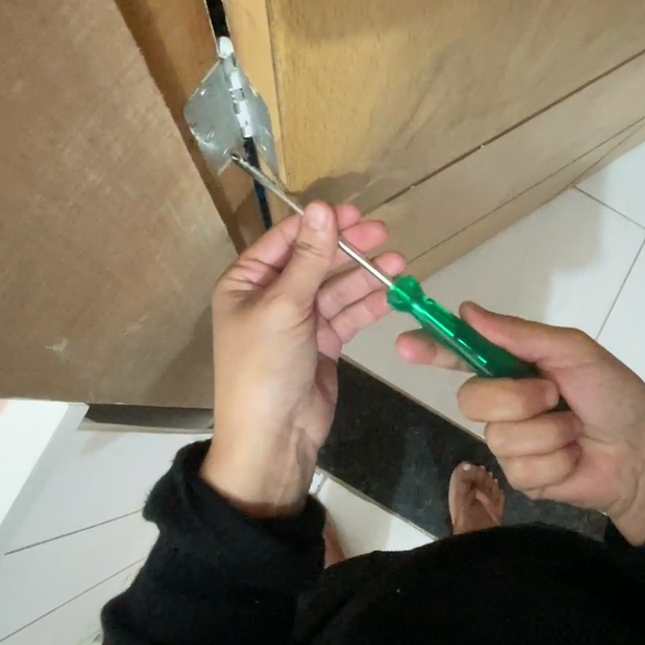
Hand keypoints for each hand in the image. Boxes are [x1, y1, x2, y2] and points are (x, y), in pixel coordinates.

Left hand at [203, 200, 404, 516]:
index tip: (354, 212)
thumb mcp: (284, 306)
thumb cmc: (265, 366)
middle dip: (348, 248)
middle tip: (383, 233)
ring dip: (365, 275)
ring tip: (398, 262)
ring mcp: (298, 320)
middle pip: (315, 261)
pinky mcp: (322, 343)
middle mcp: (271, 296)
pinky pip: (347, 314)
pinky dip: (368, 304)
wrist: (273, 438)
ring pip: (336, 287)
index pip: (286, 240)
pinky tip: (391, 292)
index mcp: (246, 282)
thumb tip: (322, 206)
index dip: (320, 224)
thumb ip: (310, 258)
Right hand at [397, 304, 644, 543]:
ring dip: (548, 432)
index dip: (431, 347)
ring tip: (575, 430)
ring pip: (498, 436)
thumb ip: (519, 334)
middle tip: (554, 395)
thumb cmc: (614, 393)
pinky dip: (556, 460)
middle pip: (472, 399)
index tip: (405, 343)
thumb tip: (468, 310)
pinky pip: (519, 468)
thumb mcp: (573, 351)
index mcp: (513, 365)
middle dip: (517, 398)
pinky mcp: (521, 478)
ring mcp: (510, 441)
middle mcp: (504, 401)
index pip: (460, 354)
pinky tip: (573, 458)